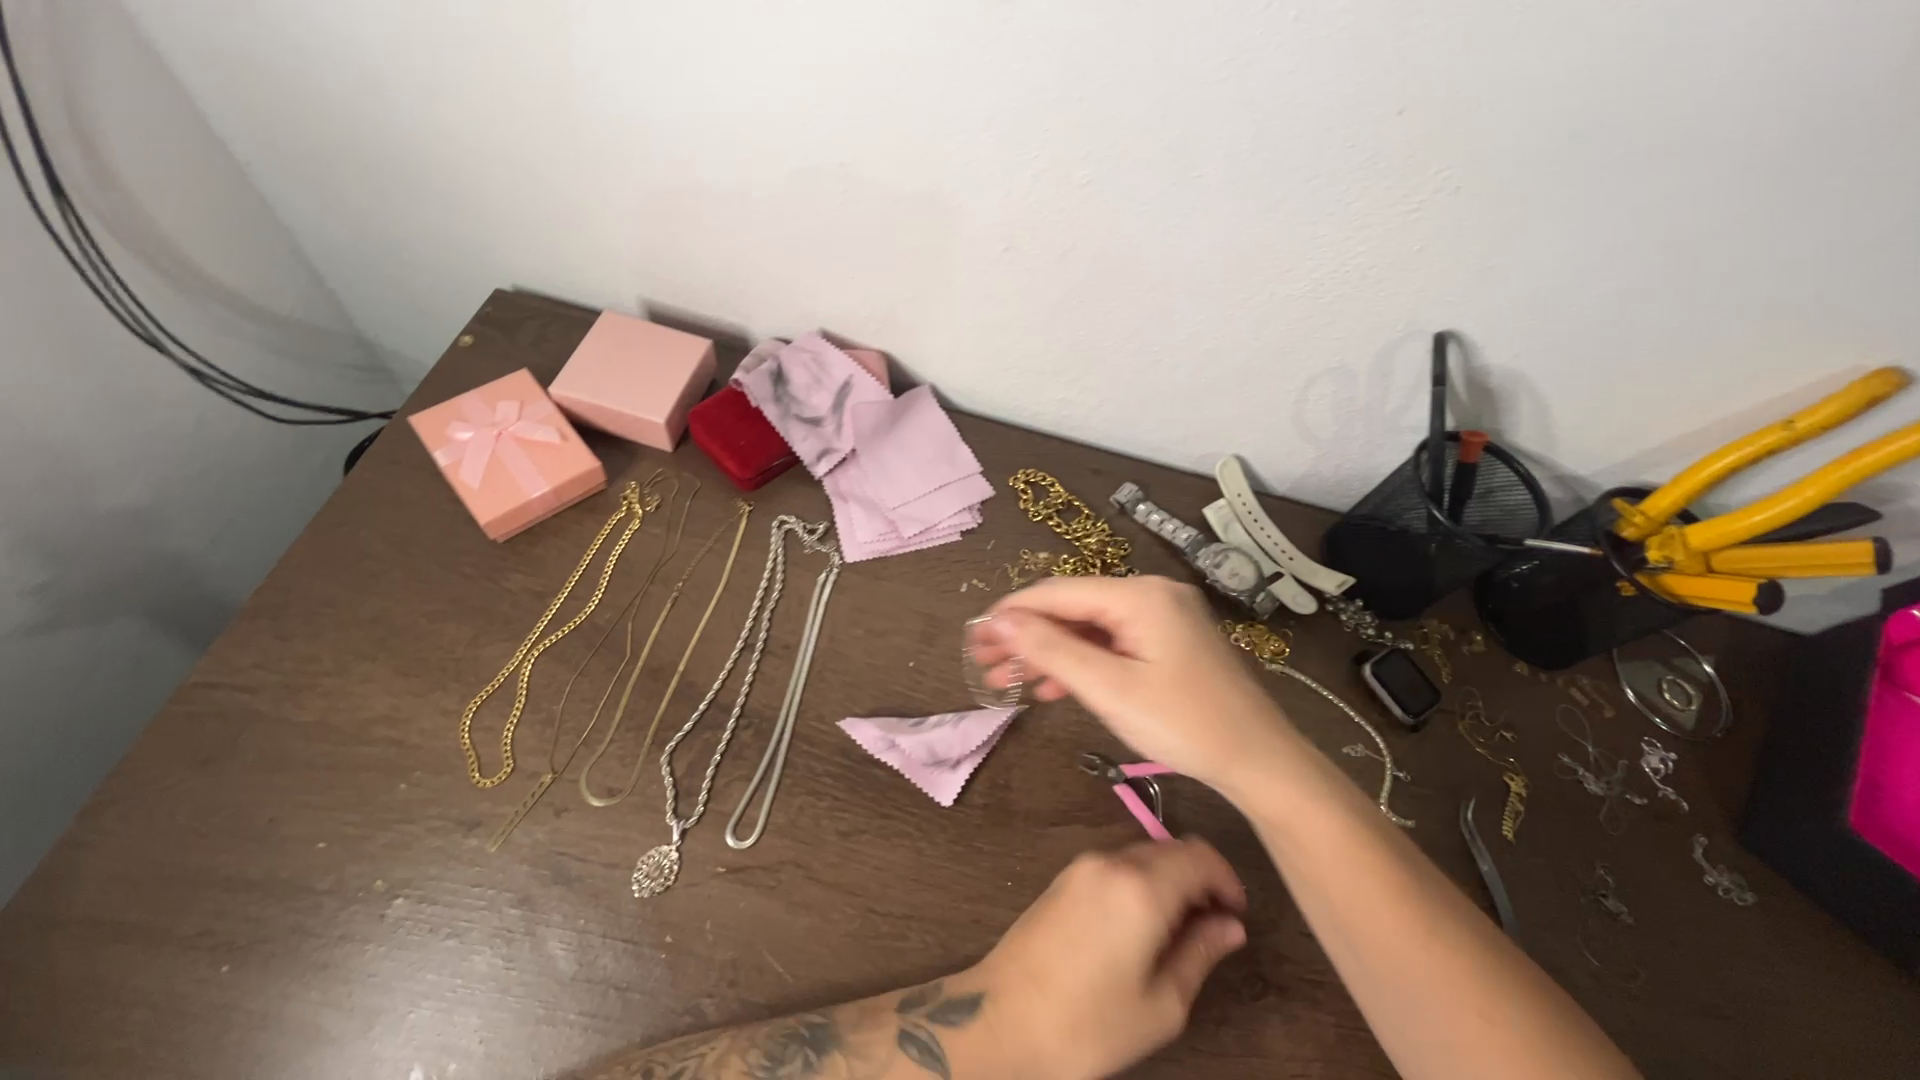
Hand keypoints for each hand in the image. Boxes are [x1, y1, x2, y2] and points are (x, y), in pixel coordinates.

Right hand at [970, 575, 1299, 792]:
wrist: (1257, 759)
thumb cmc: (1182, 723)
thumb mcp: (1109, 688)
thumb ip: (1051, 649)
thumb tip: (999, 620)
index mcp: (1139, 596)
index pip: (1057, 594)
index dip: (1011, 614)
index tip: (973, 637)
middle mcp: (1150, 595)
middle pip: (1071, 608)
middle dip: (1026, 636)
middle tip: (983, 665)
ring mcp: (1162, 619)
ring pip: (1088, 628)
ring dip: (1048, 653)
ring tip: (1006, 682)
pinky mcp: (1167, 643)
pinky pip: (1111, 644)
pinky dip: (1080, 663)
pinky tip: (1051, 687)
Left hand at [971, 839, 1247, 1079]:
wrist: (999, 1023)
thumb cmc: (1087, 1025)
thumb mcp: (1161, 1004)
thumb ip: (1200, 954)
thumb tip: (1231, 926)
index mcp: (1141, 887)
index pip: (1200, 855)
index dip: (1228, 880)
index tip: (1237, 916)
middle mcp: (1110, 862)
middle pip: (1171, 849)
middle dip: (1200, 879)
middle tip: (1213, 929)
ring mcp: (1080, 868)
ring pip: (1142, 856)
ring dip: (1169, 881)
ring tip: (1178, 935)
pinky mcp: (1060, 880)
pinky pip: (1115, 867)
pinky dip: (1139, 884)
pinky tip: (1140, 929)